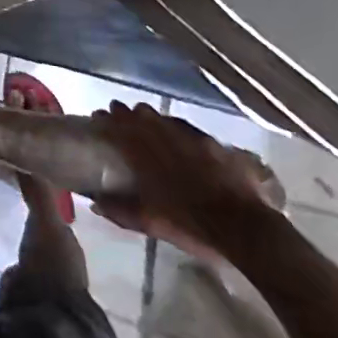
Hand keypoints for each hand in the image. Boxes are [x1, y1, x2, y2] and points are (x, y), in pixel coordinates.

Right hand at [87, 101, 273, 261]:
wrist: (244, 228)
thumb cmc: (191, 225)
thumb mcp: (151, 223)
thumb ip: (121, 211)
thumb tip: (93, 202)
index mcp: (144, 157)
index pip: (118, 129)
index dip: (105, 120)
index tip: (97, 115)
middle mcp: (164, 140)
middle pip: (138, 118)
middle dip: (124, 112)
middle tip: (115, 109)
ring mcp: (190, 139)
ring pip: (161, 118)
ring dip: (147, 114)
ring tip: (140, 112)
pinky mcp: (211, 143)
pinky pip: (184, 126)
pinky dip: (172, 123)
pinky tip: (172, 125)